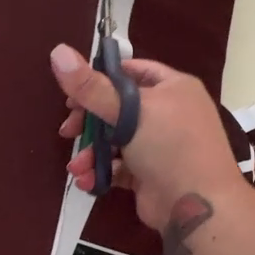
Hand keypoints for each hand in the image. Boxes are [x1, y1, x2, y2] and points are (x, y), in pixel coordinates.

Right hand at [51, 44, 241, 230]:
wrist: (198, 203)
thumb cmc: (169, 146)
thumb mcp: (128, 111)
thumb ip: (90, 86)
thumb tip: (57, 51)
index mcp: (172, 88)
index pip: (131, 72)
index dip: (99, 80)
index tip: (72, 96)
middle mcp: (168, 113)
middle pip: (117, 109)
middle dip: (88, 124)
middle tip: (67, 132)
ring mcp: (160, 145)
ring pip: (114, 141)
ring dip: (90, 153)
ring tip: (76, 168)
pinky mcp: (150, 173)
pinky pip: (118, 166)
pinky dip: (101, 172)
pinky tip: (88, 181)